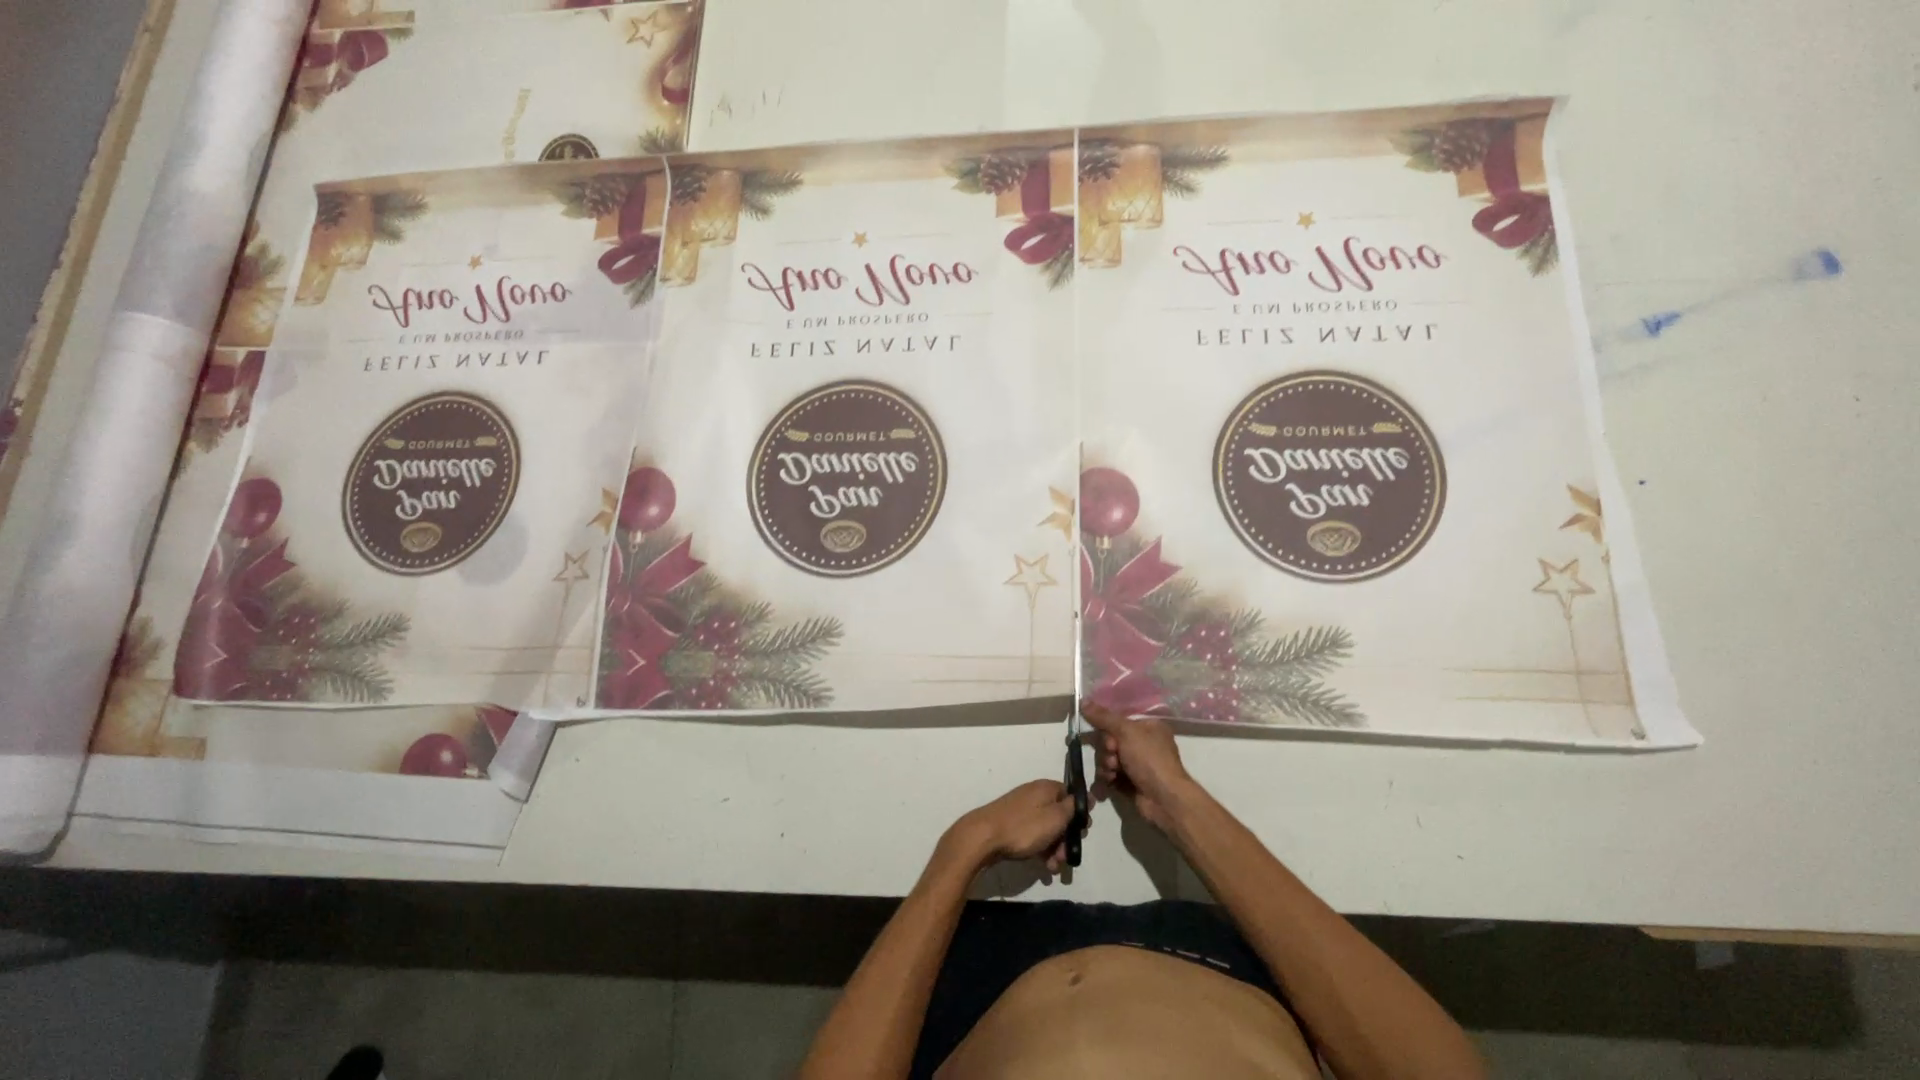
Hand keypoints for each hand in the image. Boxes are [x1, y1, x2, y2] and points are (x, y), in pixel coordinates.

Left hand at [944, 779, 1077, 872]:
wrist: (983, 838)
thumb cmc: (1024, 827)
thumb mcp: (1056, 817)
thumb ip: (1073, 807)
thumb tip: (1088, 796)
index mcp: (1047, 788)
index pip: (1072, 797)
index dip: (1079, 816)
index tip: (1081, 834)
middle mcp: (1035, 795)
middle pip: (1060, 816)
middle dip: (1066, 839)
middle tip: (1064, 857)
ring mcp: (1022, 810)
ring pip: (1047, 829)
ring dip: (1054, 849)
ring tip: (1052, 868)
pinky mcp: (1012, 825)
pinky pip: (1033, 836)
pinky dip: (1040, 849)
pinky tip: (1043, 866)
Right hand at [1081, 702, 1197, 830]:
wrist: (1163, 798)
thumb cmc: (1149, 759)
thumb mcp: (1126, 732)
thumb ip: (1103, 717)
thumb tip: (1083, 701)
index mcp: (1149, 728)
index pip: (1119, 721)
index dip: (1109, 729)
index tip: (1108, 738)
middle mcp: (1144, 745)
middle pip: (1111, 741)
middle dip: (1107, 750)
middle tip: (1113, 757)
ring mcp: (1137, 765)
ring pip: (1108, 758)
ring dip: (1106, 765)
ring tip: (1113, 773)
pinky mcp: (1130, 782)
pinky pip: (1110, 775)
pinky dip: (1108, 778)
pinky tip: (1110, 782)